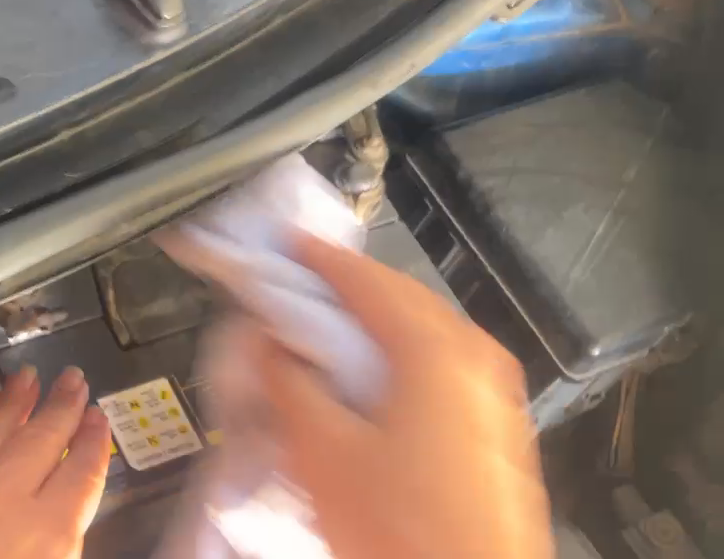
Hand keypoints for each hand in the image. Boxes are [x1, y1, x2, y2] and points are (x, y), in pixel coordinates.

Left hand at [0, 365, 114, 558]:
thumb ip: (65, 551)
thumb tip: (70, 533)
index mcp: (45, 535)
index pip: (79, 480)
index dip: (92, 447)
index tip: (100, 418)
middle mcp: (0, 501)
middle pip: (37, 445)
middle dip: (58, 409)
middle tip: (72, 377)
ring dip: (7, 406)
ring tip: (23, 378)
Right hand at [254, 235, 551, 558]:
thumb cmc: (394, 524)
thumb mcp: (314, 442)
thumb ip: (285, 374)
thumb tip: (269, 338)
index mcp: (433, 357)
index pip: (367, 282)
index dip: (317, 257)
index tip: (280, 241)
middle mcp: (475, 368)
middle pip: (406, 297)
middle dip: (350, 280)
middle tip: (298, 275)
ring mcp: (495, 403)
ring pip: (430, 328)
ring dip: (376, 310)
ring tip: (328, 314)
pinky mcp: (496, 434)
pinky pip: (443, 359)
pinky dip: (400, 342)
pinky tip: (371, 364)